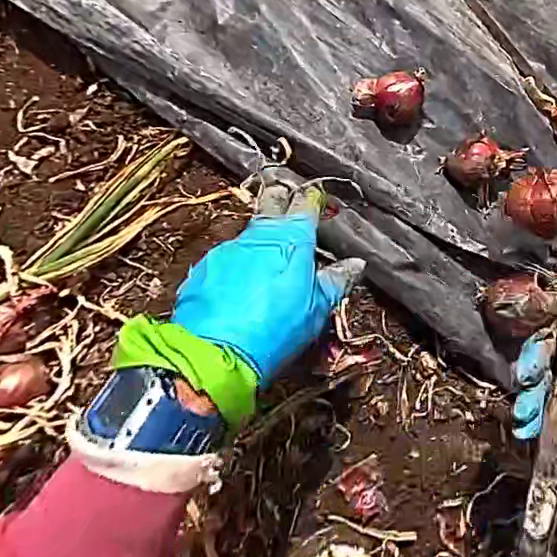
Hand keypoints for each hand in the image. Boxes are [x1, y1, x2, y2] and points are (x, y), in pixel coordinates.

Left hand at [172, 186, 363, 381]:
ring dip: (260, 243)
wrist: (210, 358)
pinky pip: (226, 260)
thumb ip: (335, 281)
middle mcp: (259, 234)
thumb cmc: (274, 330)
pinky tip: (241, 290)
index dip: (313, 197)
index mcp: (293, 237)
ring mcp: (226, 250)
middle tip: (288, 202)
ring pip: (249, 235)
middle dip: (281, 198)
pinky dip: (237, 268)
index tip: (317, 197)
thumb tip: (355, 264)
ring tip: (268, 265)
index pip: (306, 202)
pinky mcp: (201, 271)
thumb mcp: (317, 308)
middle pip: (271, 202)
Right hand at [513, 286, 556, 556]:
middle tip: (526, 381)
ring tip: (526, 419)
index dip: (552, 328)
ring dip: (530, 395)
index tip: (538, 345)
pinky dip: (532, 414)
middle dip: (535, 364)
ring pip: (543, 376)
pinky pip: (542, 403)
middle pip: (553, 347)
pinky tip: (528, 429)